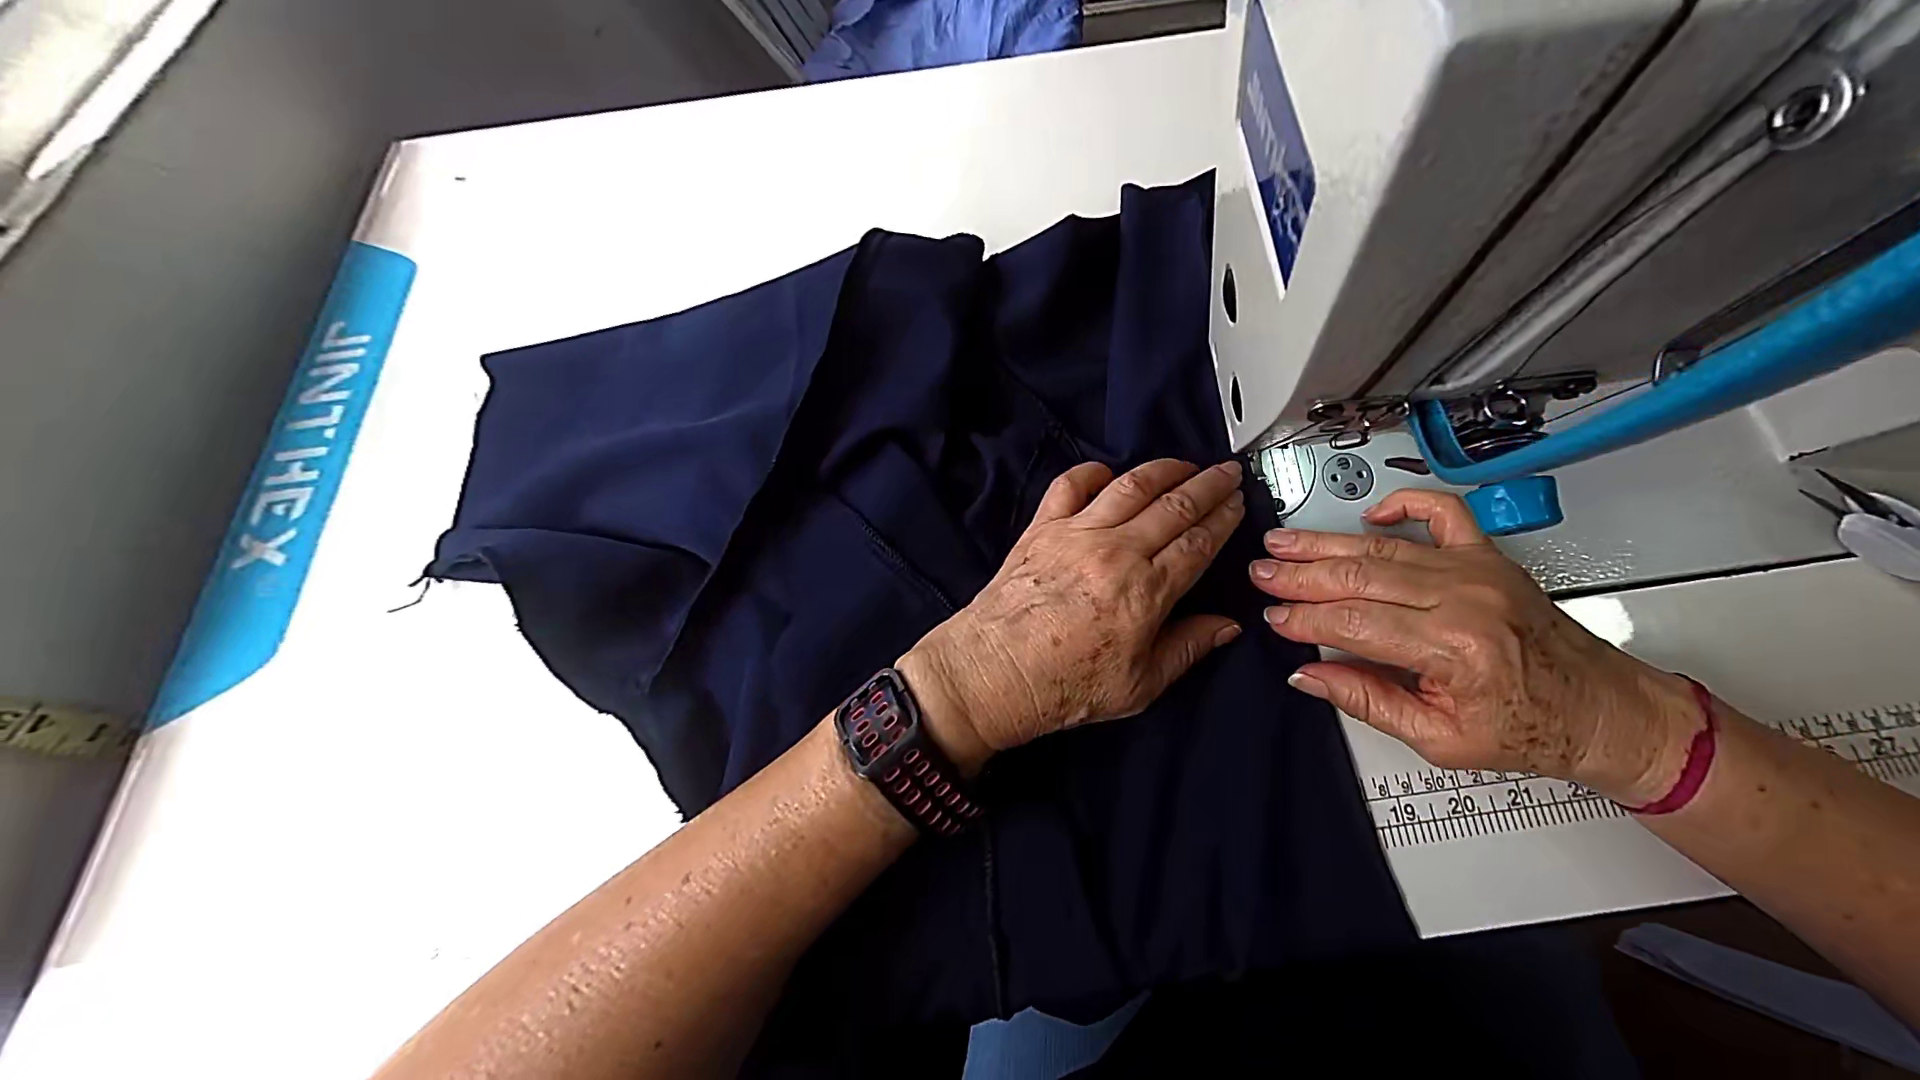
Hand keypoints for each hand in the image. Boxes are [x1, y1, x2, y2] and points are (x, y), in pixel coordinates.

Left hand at [897, 459, 1247, 772]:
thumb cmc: (1061, 686)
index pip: (1198, 542)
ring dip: (1163, 470)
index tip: (1237, 504)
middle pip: (1174, 505)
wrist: (993, 673)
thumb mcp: (1139, 686)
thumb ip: (1187, 648)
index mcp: (1146, 591)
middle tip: (1225, 474)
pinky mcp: (1041, 529)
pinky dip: (1092, 472)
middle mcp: (1115, 553)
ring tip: (1184, 465)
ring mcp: (1076, 535)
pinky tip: (1109, 472)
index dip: (1223, 519)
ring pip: (1130, 487)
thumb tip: (1226, 626)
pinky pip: (1070, 485)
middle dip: (1207, 485)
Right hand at [1248, 489, 1701, 804]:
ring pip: (1381, 546)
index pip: (1352, 622)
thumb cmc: (1531, 728)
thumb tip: (1308, 674)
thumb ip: (1366, 700)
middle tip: (1262, 573)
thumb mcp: (1437, 738)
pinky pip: (1442, 514)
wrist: (1604, 711)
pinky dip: (1403, 505)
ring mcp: (1478, 571)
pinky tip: (1371, 513)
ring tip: (1283, 542)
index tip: (1273, 618)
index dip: (1303, 618)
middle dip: (1300, 574)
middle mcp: (1465, 600)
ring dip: (1325, 542)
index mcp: (1453, 649)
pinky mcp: (1488, 558)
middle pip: (1358, 575)